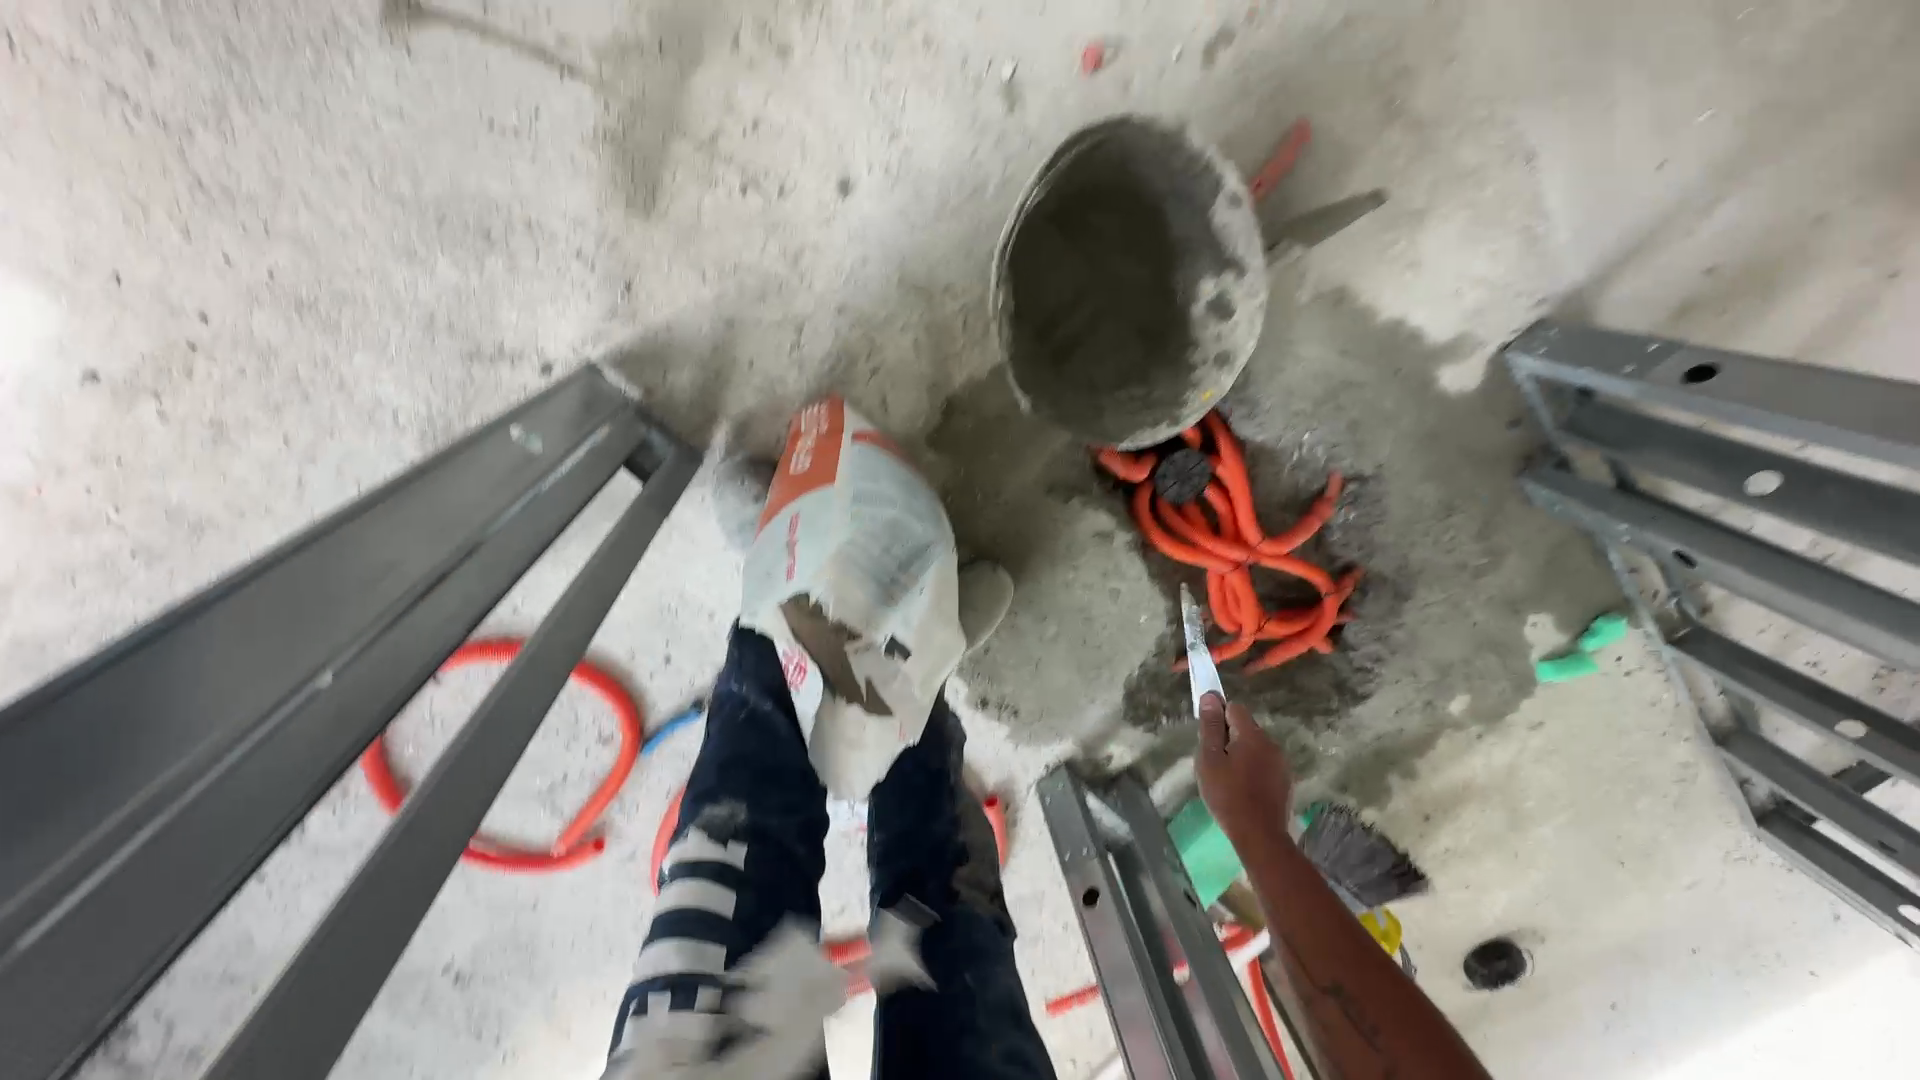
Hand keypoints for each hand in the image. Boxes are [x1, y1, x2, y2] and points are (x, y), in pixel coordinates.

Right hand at [1194, 692, 1294, 849]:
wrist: (1260, 835)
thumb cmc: (1228, 796)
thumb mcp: (1210, 760)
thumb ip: (1210, 727)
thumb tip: (1210, 697)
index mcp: (1252, 735)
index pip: (1234, 708)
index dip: (1218, 716)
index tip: (1207, 736)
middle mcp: (1271, 743)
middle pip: (1245, 727)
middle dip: (1228, 737)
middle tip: (1214, 762)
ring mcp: (1281, 762)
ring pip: (1255, 746)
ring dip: (1241, 753)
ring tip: (1227, 778)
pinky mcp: (1285, 780)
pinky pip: (1264, 763)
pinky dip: (1252, 768)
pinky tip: (1243, 789)